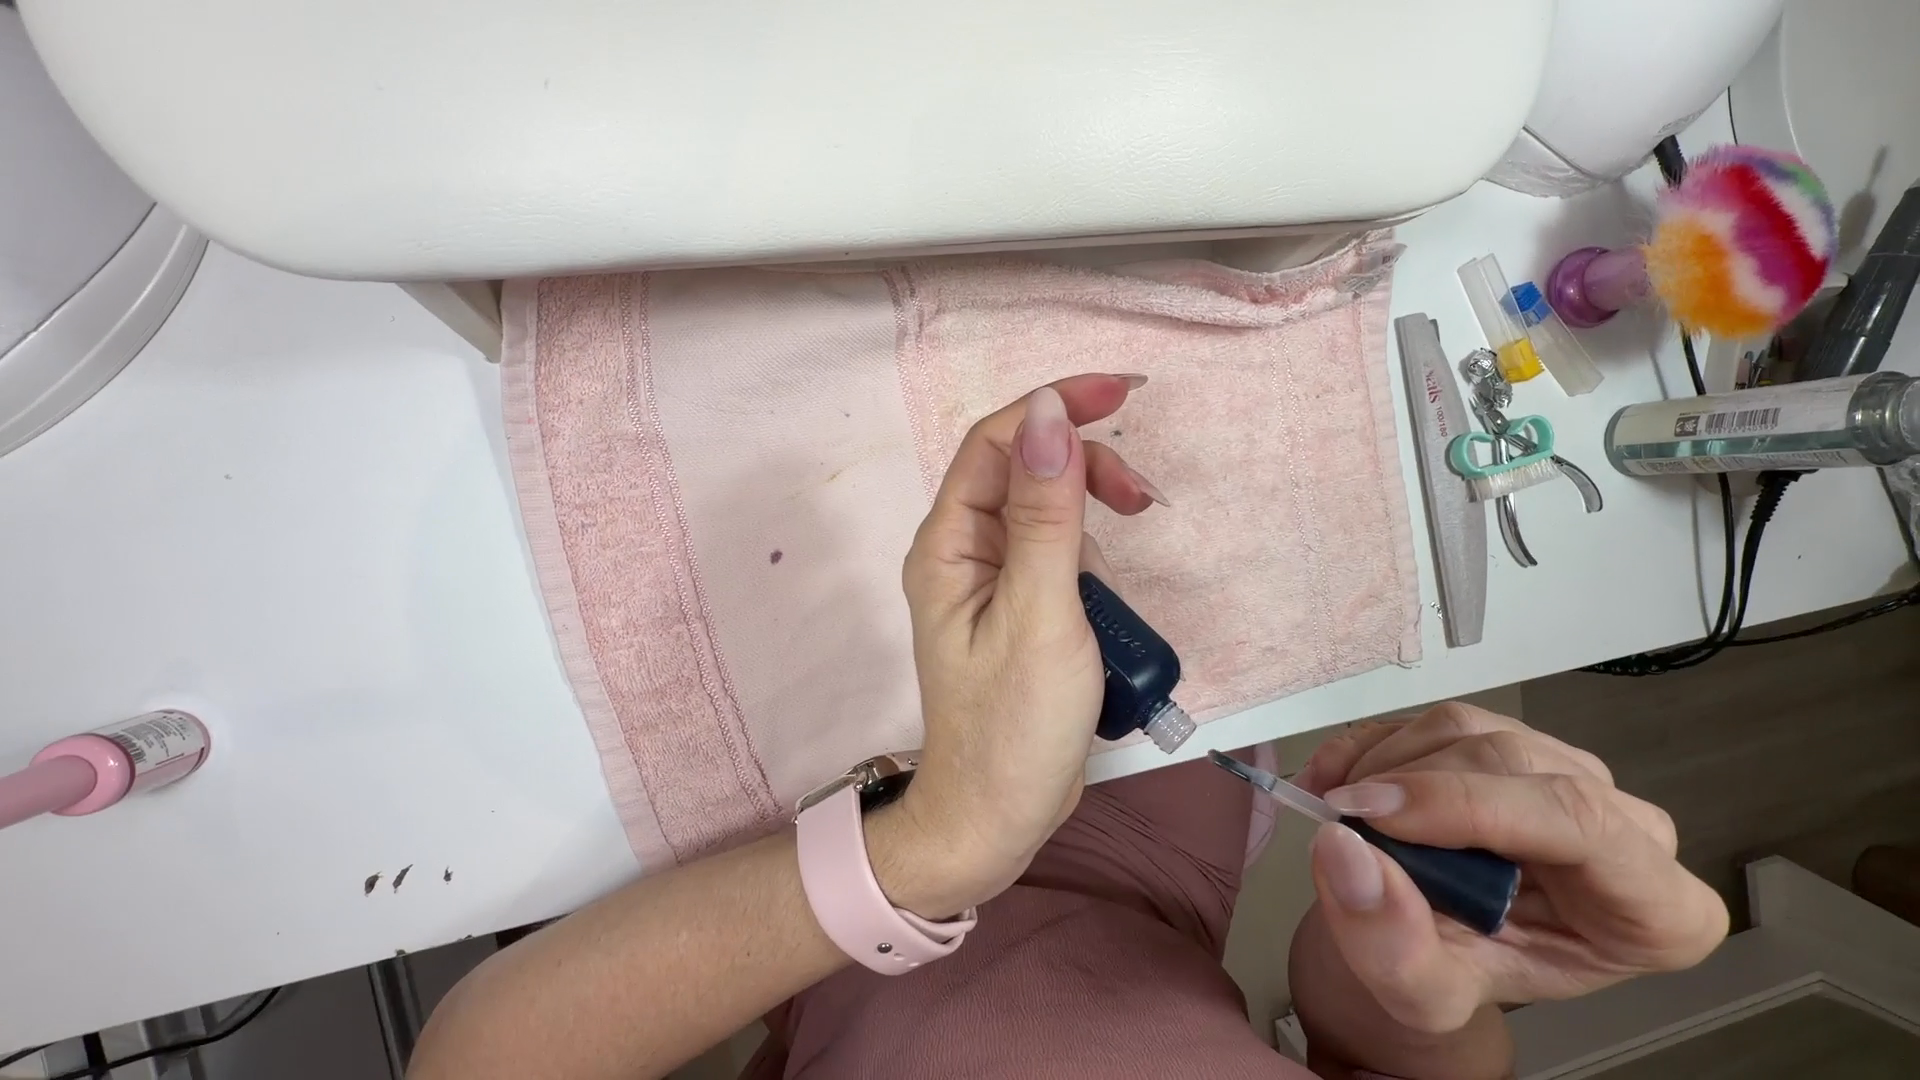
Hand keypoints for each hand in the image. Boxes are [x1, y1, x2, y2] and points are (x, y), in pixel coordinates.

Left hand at [883, 374, 1163, 913]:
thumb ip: (1046, 515)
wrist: (997, 816)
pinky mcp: (1020, 607)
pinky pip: (1058, 554)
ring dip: (1093, 511)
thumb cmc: (1015, 726)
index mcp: (950, 545)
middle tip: (1142, 496)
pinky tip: (1110, 591)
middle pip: (1023, 469)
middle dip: (1084, 465)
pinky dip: (1092, 554)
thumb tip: (1047, 416)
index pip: (996, 443)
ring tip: (1133, 544)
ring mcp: (992, 581)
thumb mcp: (1041, 615)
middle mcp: (963, 552)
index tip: (1121, 393)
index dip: (1053, 407)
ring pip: (1046, 510)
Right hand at [1295, 703, 1728, 1033]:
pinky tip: (1334, 782)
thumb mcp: (1424, 994)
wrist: (1434, 942)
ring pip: (1464, 727)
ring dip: (1379, 762)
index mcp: (1653, 906)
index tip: (1366, 815)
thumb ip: (1393, 945)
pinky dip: (1366, 745)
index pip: (1575, 819)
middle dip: (1407, 783)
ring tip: (1337, 811)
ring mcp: (1565, 768)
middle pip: (1510, 761)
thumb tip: (1342, 848)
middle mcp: (1626, 823)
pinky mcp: (1504, 736)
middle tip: (1338, 821)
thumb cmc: (1453, 972)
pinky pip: (1430, 718)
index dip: (1463, 802)